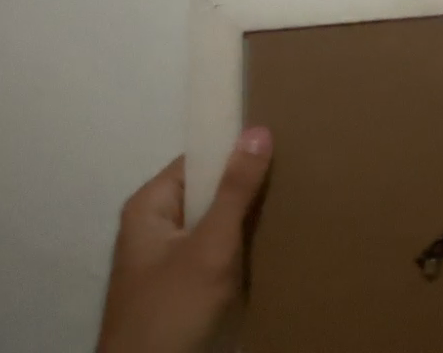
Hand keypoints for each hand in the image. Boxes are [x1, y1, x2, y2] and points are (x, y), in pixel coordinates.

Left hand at [97, 127, 274, 352]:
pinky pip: (216, 258)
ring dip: (246, 225)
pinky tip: (271, 251)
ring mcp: (166, 263)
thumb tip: (258, 129)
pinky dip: (240, 254)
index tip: (279, 145)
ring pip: (215, 227)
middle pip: (208, 193)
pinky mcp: (181, 293)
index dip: (234, 151)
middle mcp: (154, 228)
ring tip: (290, 210)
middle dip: (245, 190)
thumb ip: (235, 190)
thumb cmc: (172, 313)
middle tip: (293, 178)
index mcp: (149, 207)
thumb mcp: (210, 247)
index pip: (199, 160)